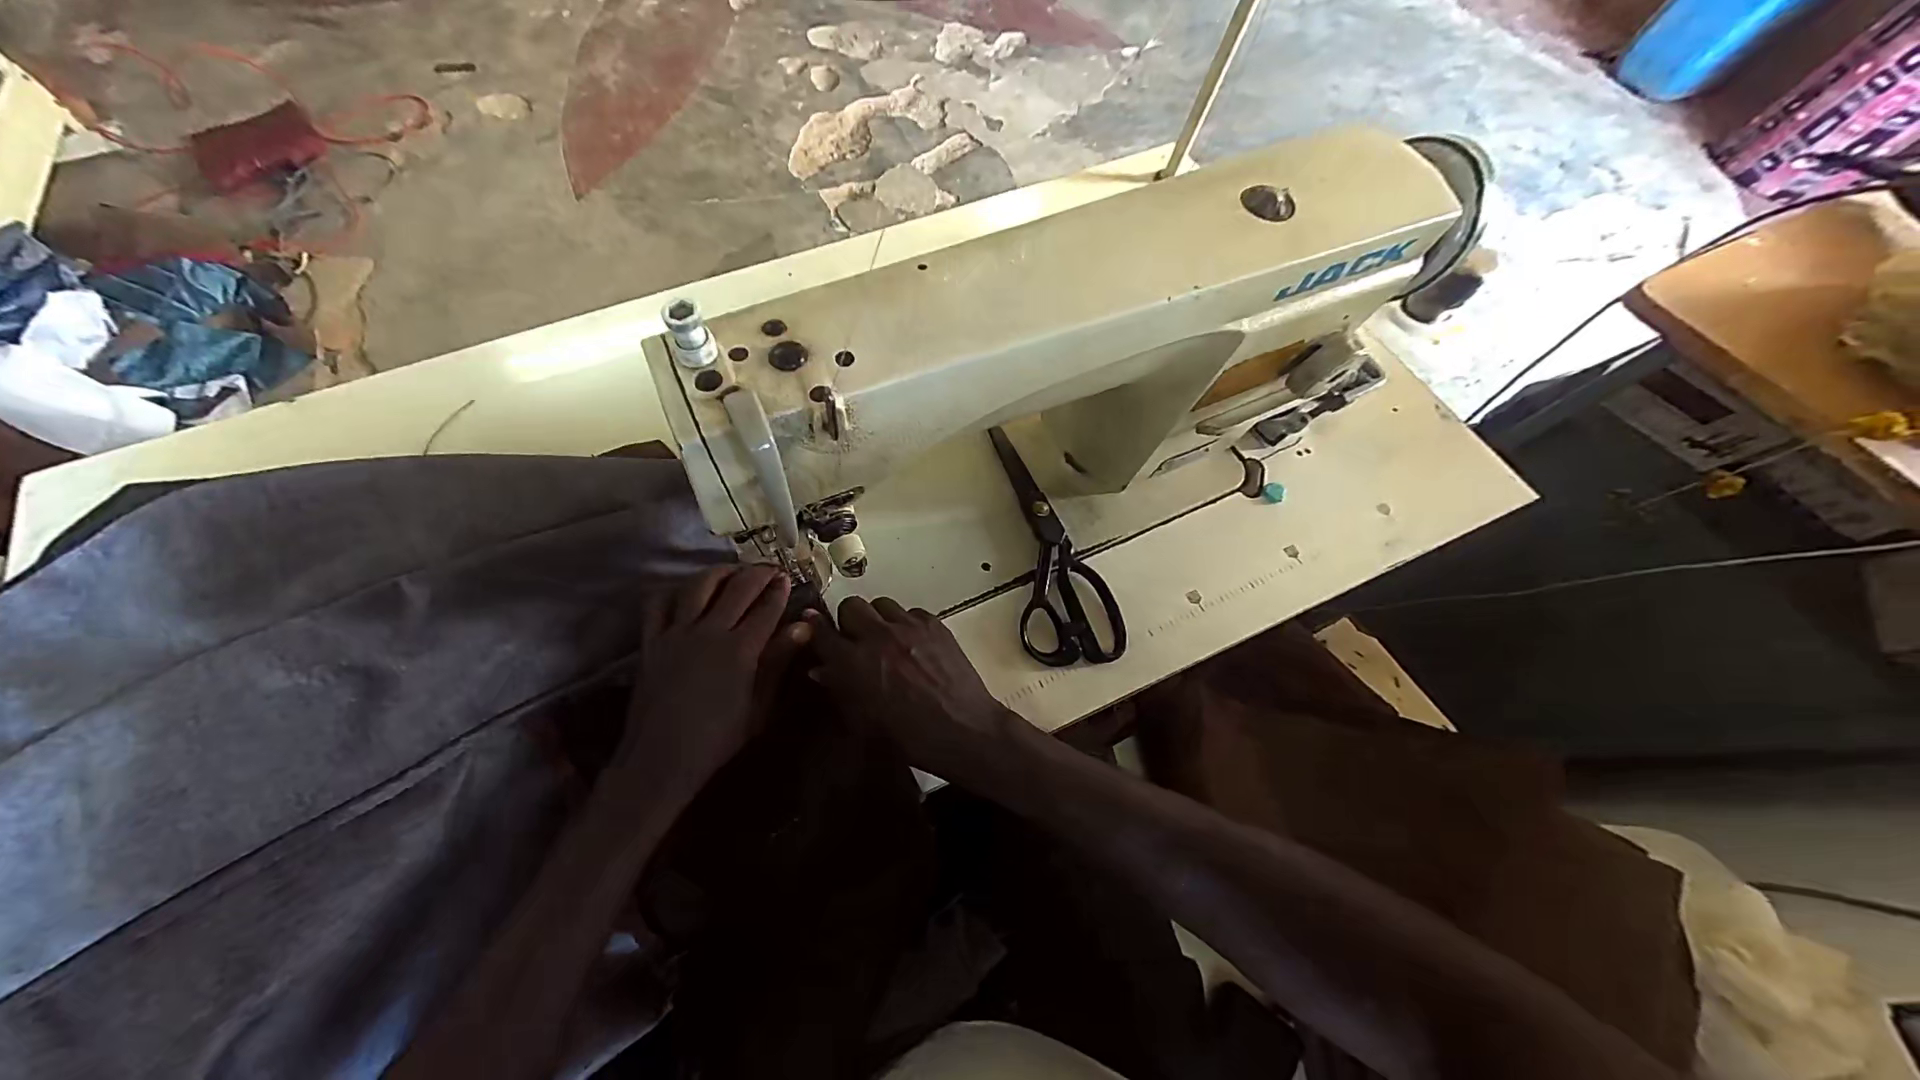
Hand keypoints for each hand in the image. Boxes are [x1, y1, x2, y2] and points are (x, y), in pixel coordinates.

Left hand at [619, 565, 809, 783]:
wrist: (661, 758)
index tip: (788, 579)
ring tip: (733, 572)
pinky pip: (658, 604)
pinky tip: (685, 592)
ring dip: (720, 572)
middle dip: (757, 573)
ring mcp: (676, 633)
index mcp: (741, 649)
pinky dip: (674, 590)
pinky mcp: (650, 642)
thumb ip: (779, 662)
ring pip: (698, 586)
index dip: (779, 590)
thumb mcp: (759, 707)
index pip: (766, 608)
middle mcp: (709, 632)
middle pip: (737, 588)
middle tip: (770, 570)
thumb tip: (802, 627)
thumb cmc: (718, 739)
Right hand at [806, 596, 1022, 776]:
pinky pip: (911, 612)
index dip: (815, 629)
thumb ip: (841, 688)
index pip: (822, 633)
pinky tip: (914, 644)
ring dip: (878, 619)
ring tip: (886, 639)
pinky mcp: (935, 624)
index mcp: (855, 663)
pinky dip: (907, 624)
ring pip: (881, 604)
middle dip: (849, 621)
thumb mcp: (865, 719)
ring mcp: (909, 627)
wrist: (963, 729)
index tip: (813, 627)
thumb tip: (822, 669)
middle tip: (856, 639)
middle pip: (851, 606)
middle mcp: (879, 637)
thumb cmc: (910, 736)